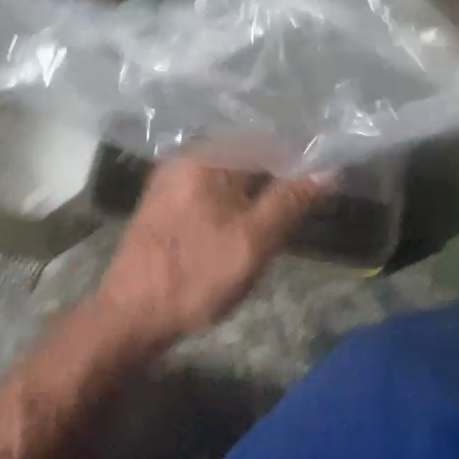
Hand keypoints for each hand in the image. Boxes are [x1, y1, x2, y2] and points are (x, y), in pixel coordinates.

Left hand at [97, 161, 328, 342]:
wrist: (128, 319)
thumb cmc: (194, 277)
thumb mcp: (252, 241)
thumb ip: (291, 200)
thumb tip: (330, 167)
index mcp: (205, 157)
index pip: (267, 138)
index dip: (302, 153)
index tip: (330, 171)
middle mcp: (186, 158)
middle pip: (249, 153)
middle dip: (283, 171)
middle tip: (316, 193)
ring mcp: (173, 181)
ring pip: (233, 173)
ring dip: (262, 188)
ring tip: (293, 207)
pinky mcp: (168, 205)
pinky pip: (216, 188)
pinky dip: (240, 199)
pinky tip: (256, 219)